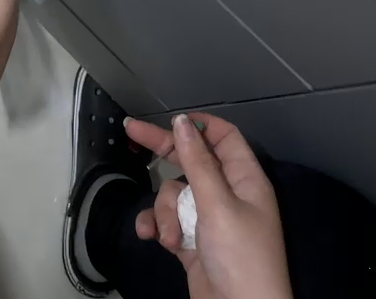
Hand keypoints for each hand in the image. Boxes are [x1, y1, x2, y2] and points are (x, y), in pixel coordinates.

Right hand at [126, 113, 292, 298]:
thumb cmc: (239, 257)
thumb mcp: (218, 205)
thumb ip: (197, 161)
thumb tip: (182, 120)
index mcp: (244, 179)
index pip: (223, 137)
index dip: (199, 125)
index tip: (171, 119)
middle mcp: (227, 194)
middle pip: (191, 159)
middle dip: (163, 150)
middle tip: (131, 129)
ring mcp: (208, 220)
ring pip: (174, 194)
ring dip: (165, 211)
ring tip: (171, 235)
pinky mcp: (192, 243)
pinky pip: (168, 221)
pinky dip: (158, 226)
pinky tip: (151, 236)